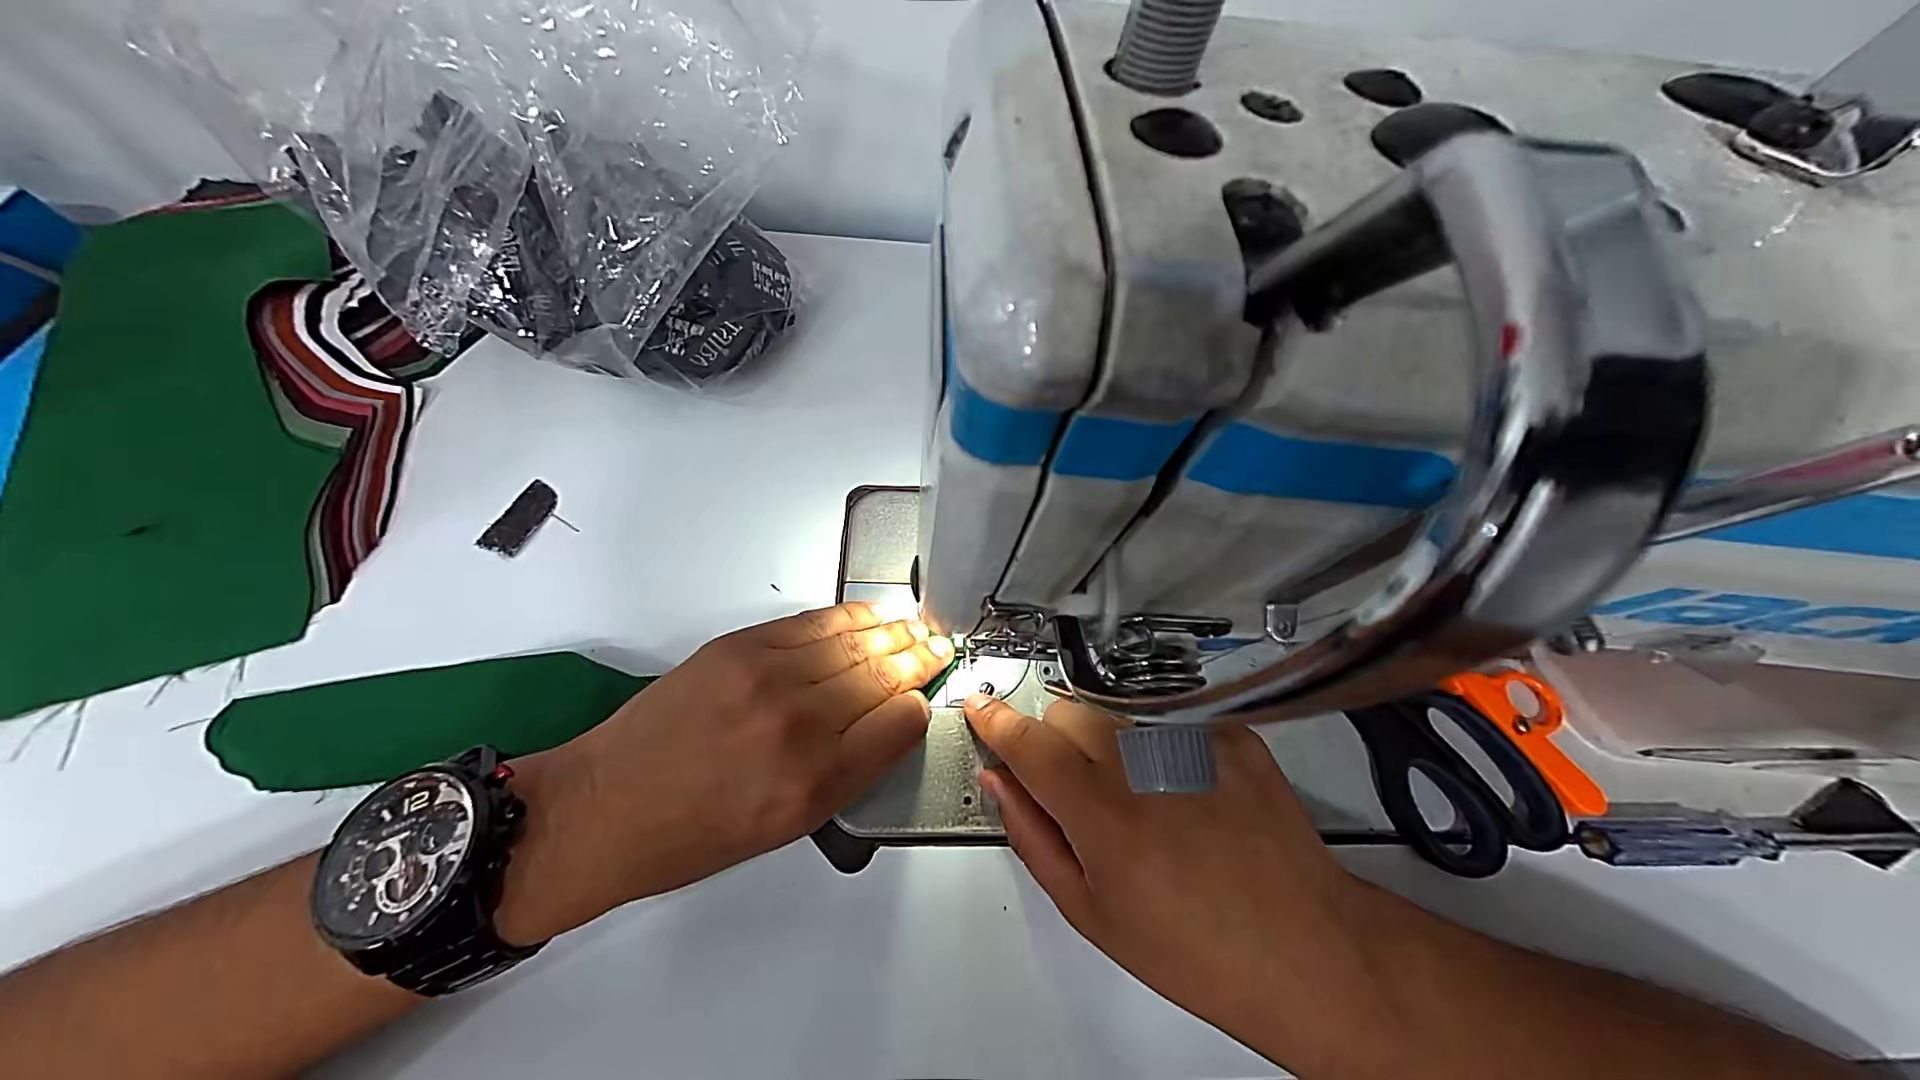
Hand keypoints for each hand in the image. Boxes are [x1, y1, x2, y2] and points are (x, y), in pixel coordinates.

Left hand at [496, 602, 952, 942]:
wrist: (605, 807)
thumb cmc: (690, 831)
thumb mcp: (787, 825)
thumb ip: (850, 771)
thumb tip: (890, 723)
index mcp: (814, 781)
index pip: (899, 723)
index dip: (921, 704)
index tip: (928, 695)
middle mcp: (797, 723)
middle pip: (883, 674)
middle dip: (919, 657)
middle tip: (939, 647)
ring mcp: (766, 675)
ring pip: (855, 641)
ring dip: (894, 630)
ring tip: (918, 626)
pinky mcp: (739, 646)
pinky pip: (814, 622)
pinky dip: (851, 615)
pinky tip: (873, 614)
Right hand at [963, 696, 1386, 1068]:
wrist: (1306, 947)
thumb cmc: (1205, 949)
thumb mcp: (1093, 911)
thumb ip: (1032, 835)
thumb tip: (1002, 786)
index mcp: (1103, 816)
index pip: (1026, 742)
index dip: (994, 720)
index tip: (981, 708)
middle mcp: (1146, 768)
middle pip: (1065, 712)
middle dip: (1053, 740)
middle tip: (1074, 787)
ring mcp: (1193, 745)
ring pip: (1113, 712)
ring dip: (1105, 742)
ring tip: (1141, 800)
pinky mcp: (1230, 737)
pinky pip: (1167, 719)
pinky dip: (1159, 745)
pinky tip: (1183, 792)